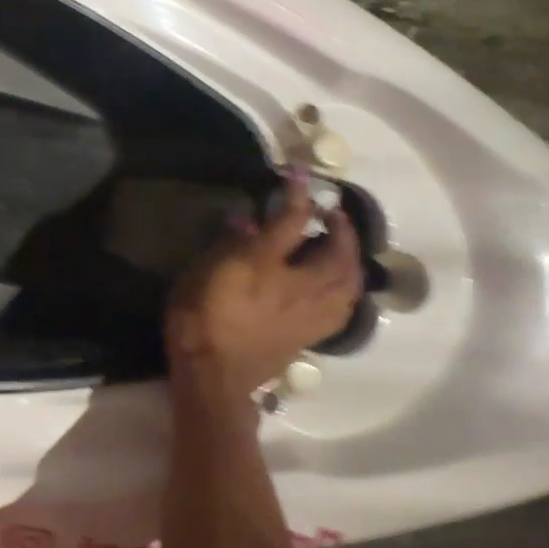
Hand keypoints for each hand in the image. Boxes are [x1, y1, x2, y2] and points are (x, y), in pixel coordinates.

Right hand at [165, 171, 362, 396]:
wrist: (214, 374)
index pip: (290, 220)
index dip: (297, 194)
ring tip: (343, 245)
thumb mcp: (200, 273)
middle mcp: (298, 286)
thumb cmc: (197, 318)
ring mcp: (311, 312)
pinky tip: (341, 282)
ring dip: (351, 257)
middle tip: (331, 213)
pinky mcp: (314, 333)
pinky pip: (344, 304)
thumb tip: (248, 222)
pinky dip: (348, 285)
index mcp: (265, 265)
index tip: (301, 173)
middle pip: (336, 253)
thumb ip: (227, 245)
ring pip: (349, 281)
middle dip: (339, 229)